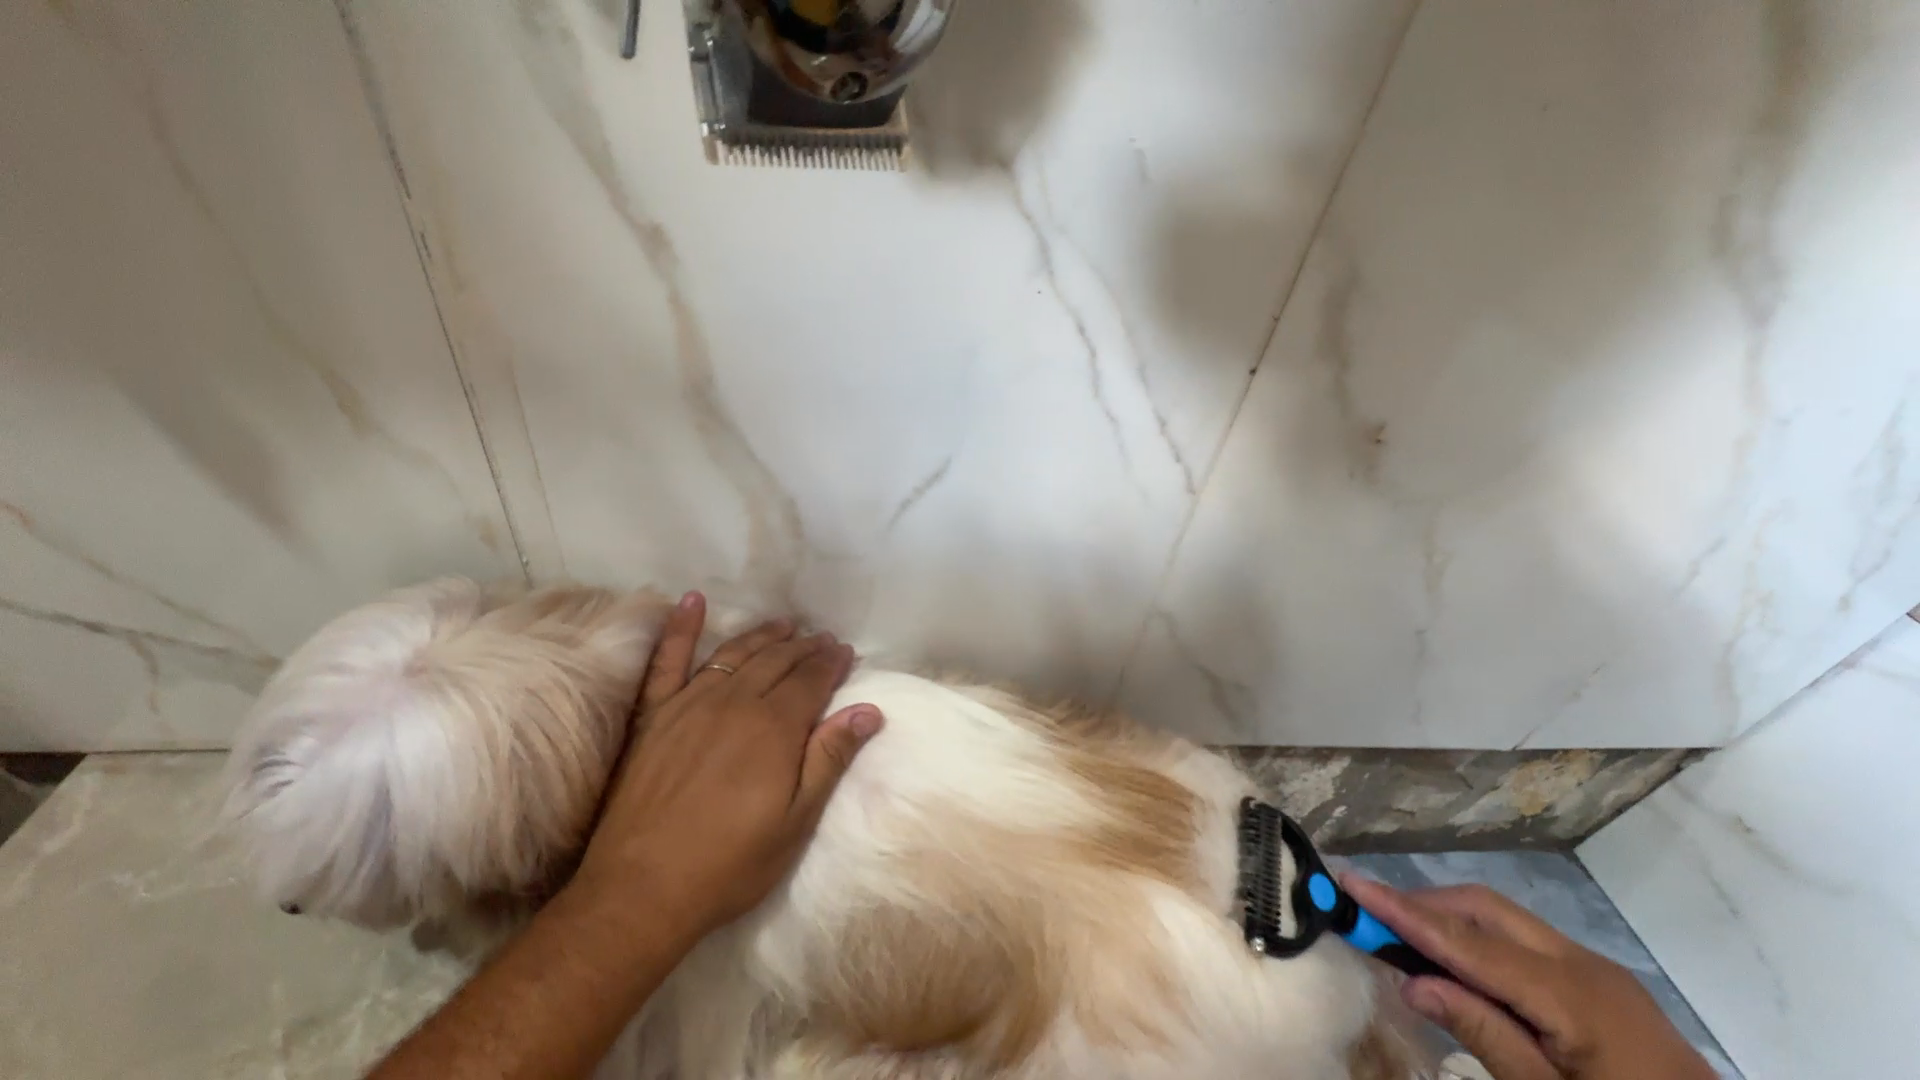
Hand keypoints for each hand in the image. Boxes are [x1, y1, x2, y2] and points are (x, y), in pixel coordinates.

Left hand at [570, 592, 882, 943]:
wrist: (642, 890)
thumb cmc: (731, 863)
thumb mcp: (796, 821)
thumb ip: (829, 758)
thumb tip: (868, 710)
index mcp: (774, 728)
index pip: (811, 680)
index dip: (831, 663)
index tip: (845, 651)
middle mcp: (734, 702)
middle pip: (776, 661)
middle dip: (804, 647)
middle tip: (822, 638)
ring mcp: (688, 704)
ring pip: (734, 654)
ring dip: (762, 635)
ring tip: (783, 624)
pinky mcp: (653, 715)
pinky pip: (668, 661)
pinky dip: (681, 628)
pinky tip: (691, 601)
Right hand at [1344, 877, 1717, 1079]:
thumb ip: (1484, 1035)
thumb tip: (1412, 980)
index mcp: (1570, 996)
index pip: (1465, 940)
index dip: (1402, 911)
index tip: (1350, 883)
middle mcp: (1581, 963)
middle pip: (1483, 908)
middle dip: (1421, 904)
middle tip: (1367, 916)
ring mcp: (1594, 968)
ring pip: (1502, 917)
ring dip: (1447, 918)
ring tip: (1400, 939)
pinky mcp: (1599, 981)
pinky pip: (1523, 939)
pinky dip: (1477, 938)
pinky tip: (1457, 966)